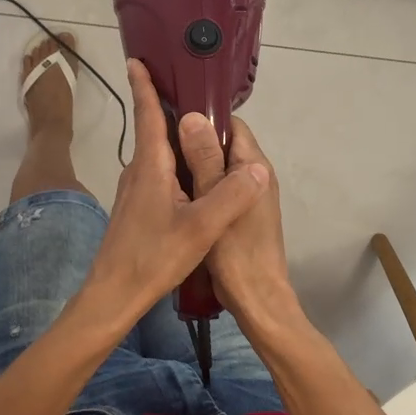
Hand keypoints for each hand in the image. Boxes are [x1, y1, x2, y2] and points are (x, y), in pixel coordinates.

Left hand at [81, 61, 267, 322]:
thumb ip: (231, 196)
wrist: (113, 295)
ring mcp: (135, 191)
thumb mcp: (201, 229)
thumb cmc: (153, 257)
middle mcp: (139, 171)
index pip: (148, 115)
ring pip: (158, 154)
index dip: (144, 86)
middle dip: (169, 107)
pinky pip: (159, 173)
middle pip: (154, 130)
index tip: (136, 59)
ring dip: (175, 138)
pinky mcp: (137, 208)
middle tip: (194, 89)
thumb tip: (258, 168)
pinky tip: (195, 178)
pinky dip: (175, 163)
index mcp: (151, 167)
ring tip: (204, 131)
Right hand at [178, 113, 301, 334]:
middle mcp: (256, 175)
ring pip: (219, 168)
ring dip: (194, 165)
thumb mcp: (214, 200)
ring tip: (160, 164)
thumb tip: (192, 116)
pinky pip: (217, 188)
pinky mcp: (240, 214)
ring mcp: (249, 196)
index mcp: (255, 166)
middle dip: (194, 141)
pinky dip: (198, 186)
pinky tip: (176, 194)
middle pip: (224, 145)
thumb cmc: (236, 249)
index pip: (232, 125)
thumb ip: (204, 158)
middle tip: (159, 143)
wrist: (256, 297)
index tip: (172, 118)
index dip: (204, 118)